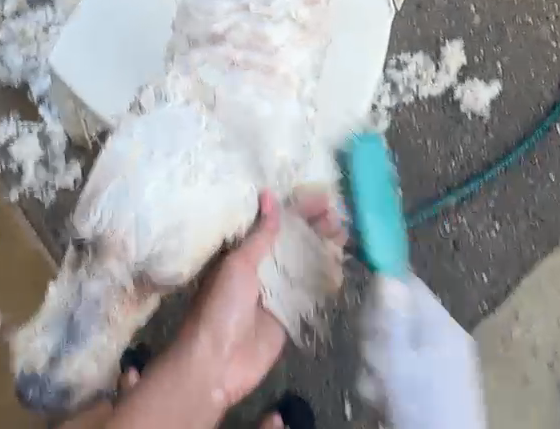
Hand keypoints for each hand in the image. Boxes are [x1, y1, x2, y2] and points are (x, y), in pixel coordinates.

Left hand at [166, 188, 347, 412]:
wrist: (216, 365)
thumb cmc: (221, 307)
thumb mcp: (238, 264)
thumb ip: (260, 234)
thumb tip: (269, 195)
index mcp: (246, 250)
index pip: (277, 221)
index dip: (299, 208)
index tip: (322, 197)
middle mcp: (264, 265)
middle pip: (295, 239)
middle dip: (316, 225)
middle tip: (337, 215)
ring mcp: (278, 289)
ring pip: (306, 261)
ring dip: (323, 246)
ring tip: (343, 234)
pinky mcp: (290, 312)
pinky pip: (311, 289)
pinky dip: (326, 276)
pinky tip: (340, 264)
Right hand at [363, 275, 487, 428]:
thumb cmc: (424, 410)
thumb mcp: (402, 363)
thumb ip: (392, 319)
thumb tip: (387, 273)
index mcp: (442, 325)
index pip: (409, 286)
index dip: (382, 293)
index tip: (364, 316)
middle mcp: (441, 340)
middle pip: (395, 318)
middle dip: (375, 341)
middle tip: (375, 366)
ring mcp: (437, 367)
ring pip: (391, 350)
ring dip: (376, 370)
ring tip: (378, 396)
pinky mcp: (429, 392)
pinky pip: (398, 374)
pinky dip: (385, 388)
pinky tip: (383, 407)